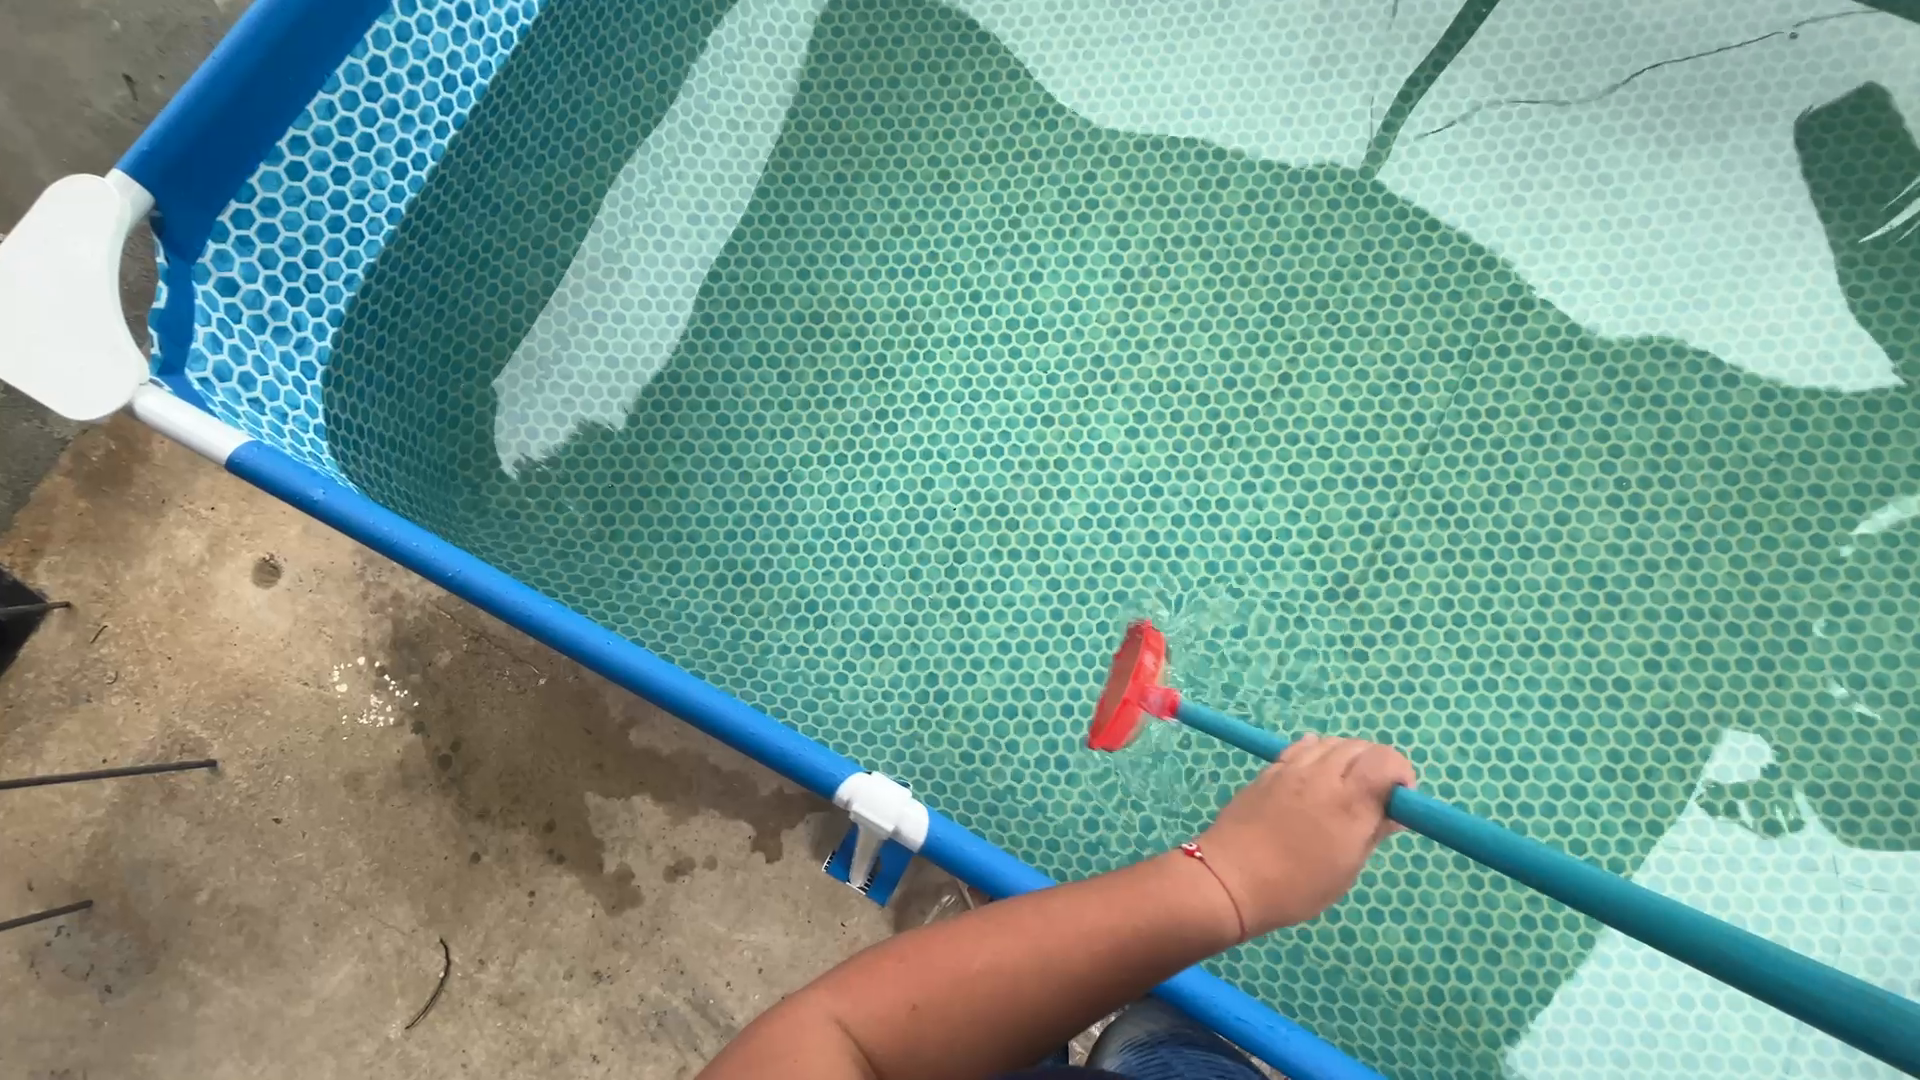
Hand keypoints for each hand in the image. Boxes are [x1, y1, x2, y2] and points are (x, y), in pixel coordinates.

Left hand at [1196, 735, 1414, 937]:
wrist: (1231, 876)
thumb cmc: (1297, 885)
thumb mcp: (1347, 867)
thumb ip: (1373, 831)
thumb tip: (1393, 811)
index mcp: (1349, 801)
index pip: (1385, 759)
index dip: (1400, 771)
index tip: (1400, 796)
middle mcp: (1321, 775)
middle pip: (1358, 746)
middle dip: (1375, 763)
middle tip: (1375, 793)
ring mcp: (1290, 769)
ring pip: (1328, 743)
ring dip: (1345, 756)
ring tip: (1344, 785)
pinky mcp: (1268, 771)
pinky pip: (1299, 748)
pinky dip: (1316, 753)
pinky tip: (1316, 771)